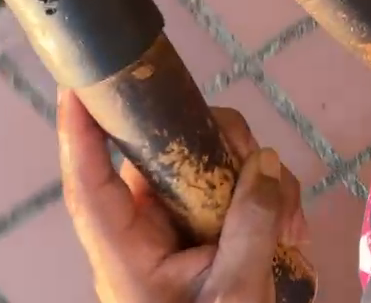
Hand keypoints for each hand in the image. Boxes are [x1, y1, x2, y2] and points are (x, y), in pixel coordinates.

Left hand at [58, 91, 306, 302]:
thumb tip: (264, 161)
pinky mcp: (218, 231)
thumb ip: (250, 227)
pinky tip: (295, 234)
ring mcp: (186, 229)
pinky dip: (277, 199)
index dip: (81, 139)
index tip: (75, 88)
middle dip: (227, 149)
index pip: (94, 190)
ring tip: (292, 228)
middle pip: (174, 156)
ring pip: (220, 166)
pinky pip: (247, 188)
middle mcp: (152, 232)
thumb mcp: (235, 294)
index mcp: (129, 256)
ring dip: (266, 183)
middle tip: (267, 169)